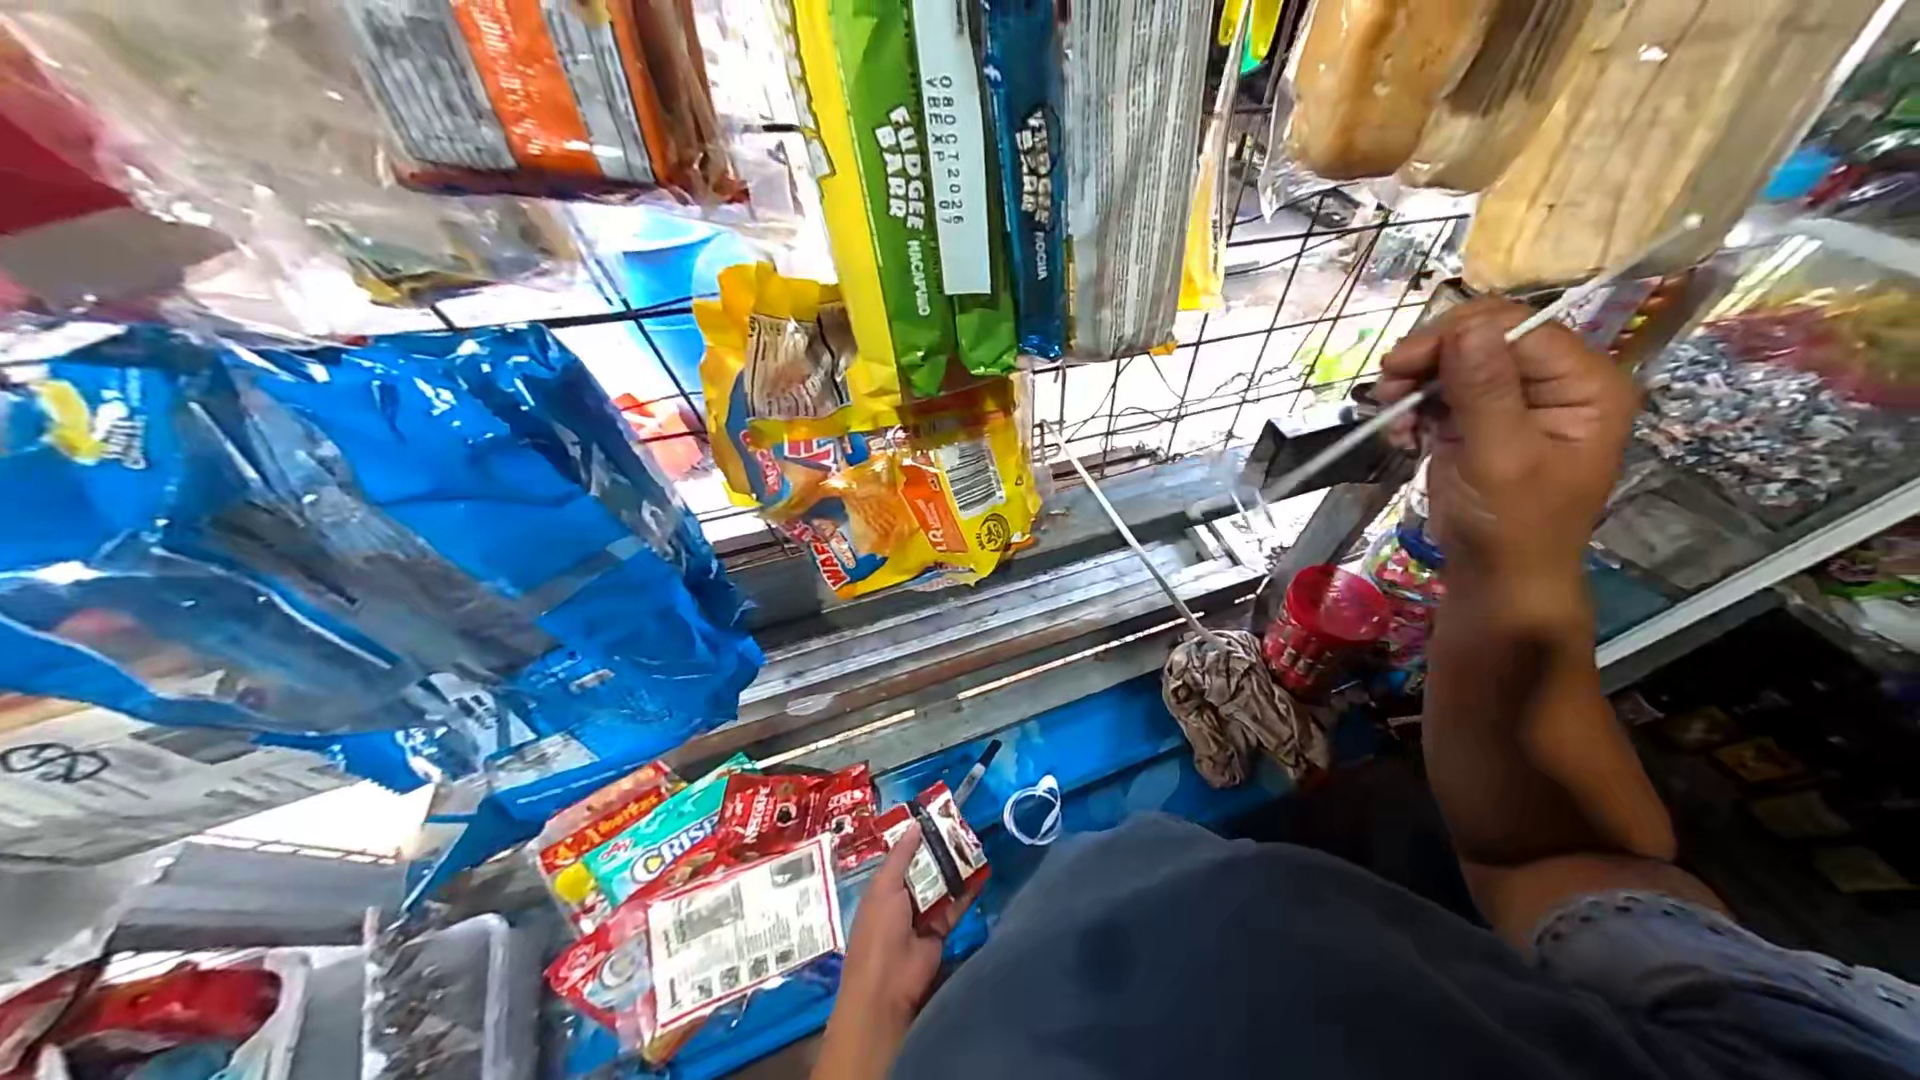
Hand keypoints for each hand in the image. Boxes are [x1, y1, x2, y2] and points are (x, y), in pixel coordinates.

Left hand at [815, 824, 978, 1079]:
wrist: (888, 984)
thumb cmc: (879, 929)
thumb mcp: (885, 886)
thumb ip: (901, 855)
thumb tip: (916, 824)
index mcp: (884, 886)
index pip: (902, 856)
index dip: (918, 837)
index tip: (936, 816)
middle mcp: (903, 898)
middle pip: (925, 868)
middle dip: (940, 850)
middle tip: (961, 827)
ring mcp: (922, 915)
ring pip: (941, 885)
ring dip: (955, 868)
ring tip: (974, 844)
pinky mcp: (940, 930)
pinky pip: (954, 906)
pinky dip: (967, 892)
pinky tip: (980, 873)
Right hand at [1376, 298, 1635, 592]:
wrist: (1496, 575)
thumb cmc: (1512, 523)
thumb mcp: (1500, 457)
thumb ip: (1485, 391)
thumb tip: (1466, 328)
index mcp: (1583, 384)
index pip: (1517, 330)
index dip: (1456, 336)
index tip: (1398, 364)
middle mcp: (1551, 384)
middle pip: (1482, 340)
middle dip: (1429, 359)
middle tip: (1386, 387)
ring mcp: (1511, 402)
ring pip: (1453, 364)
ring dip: (1413, 385)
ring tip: (1390, 417)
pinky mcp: (1476, 421)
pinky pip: (1439, 394)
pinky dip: (1412, 408)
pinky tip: (1400, 434)